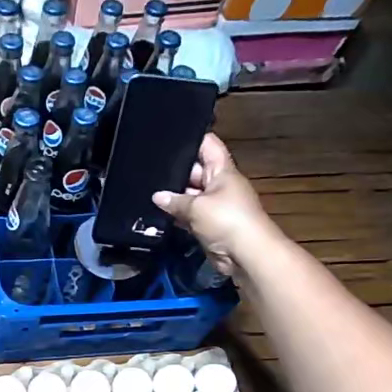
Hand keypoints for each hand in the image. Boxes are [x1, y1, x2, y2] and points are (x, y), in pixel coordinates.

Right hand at [151, 132, 269, 276]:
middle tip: (147, 169)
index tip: (168, 137)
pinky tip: (156, 215)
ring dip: (173, 197)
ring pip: (189, 195)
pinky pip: (188, 215)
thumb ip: (174, 200)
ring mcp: (213, 205)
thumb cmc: (227, 220)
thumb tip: (157, 196)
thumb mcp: (197, 206)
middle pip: (194, 171)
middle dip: (174, 171)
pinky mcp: (207, 224)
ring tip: (146, 192)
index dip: (191, 138)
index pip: (208, 145)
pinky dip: (176, 216)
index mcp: (222, 171)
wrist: (245, 254)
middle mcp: (218, 185)